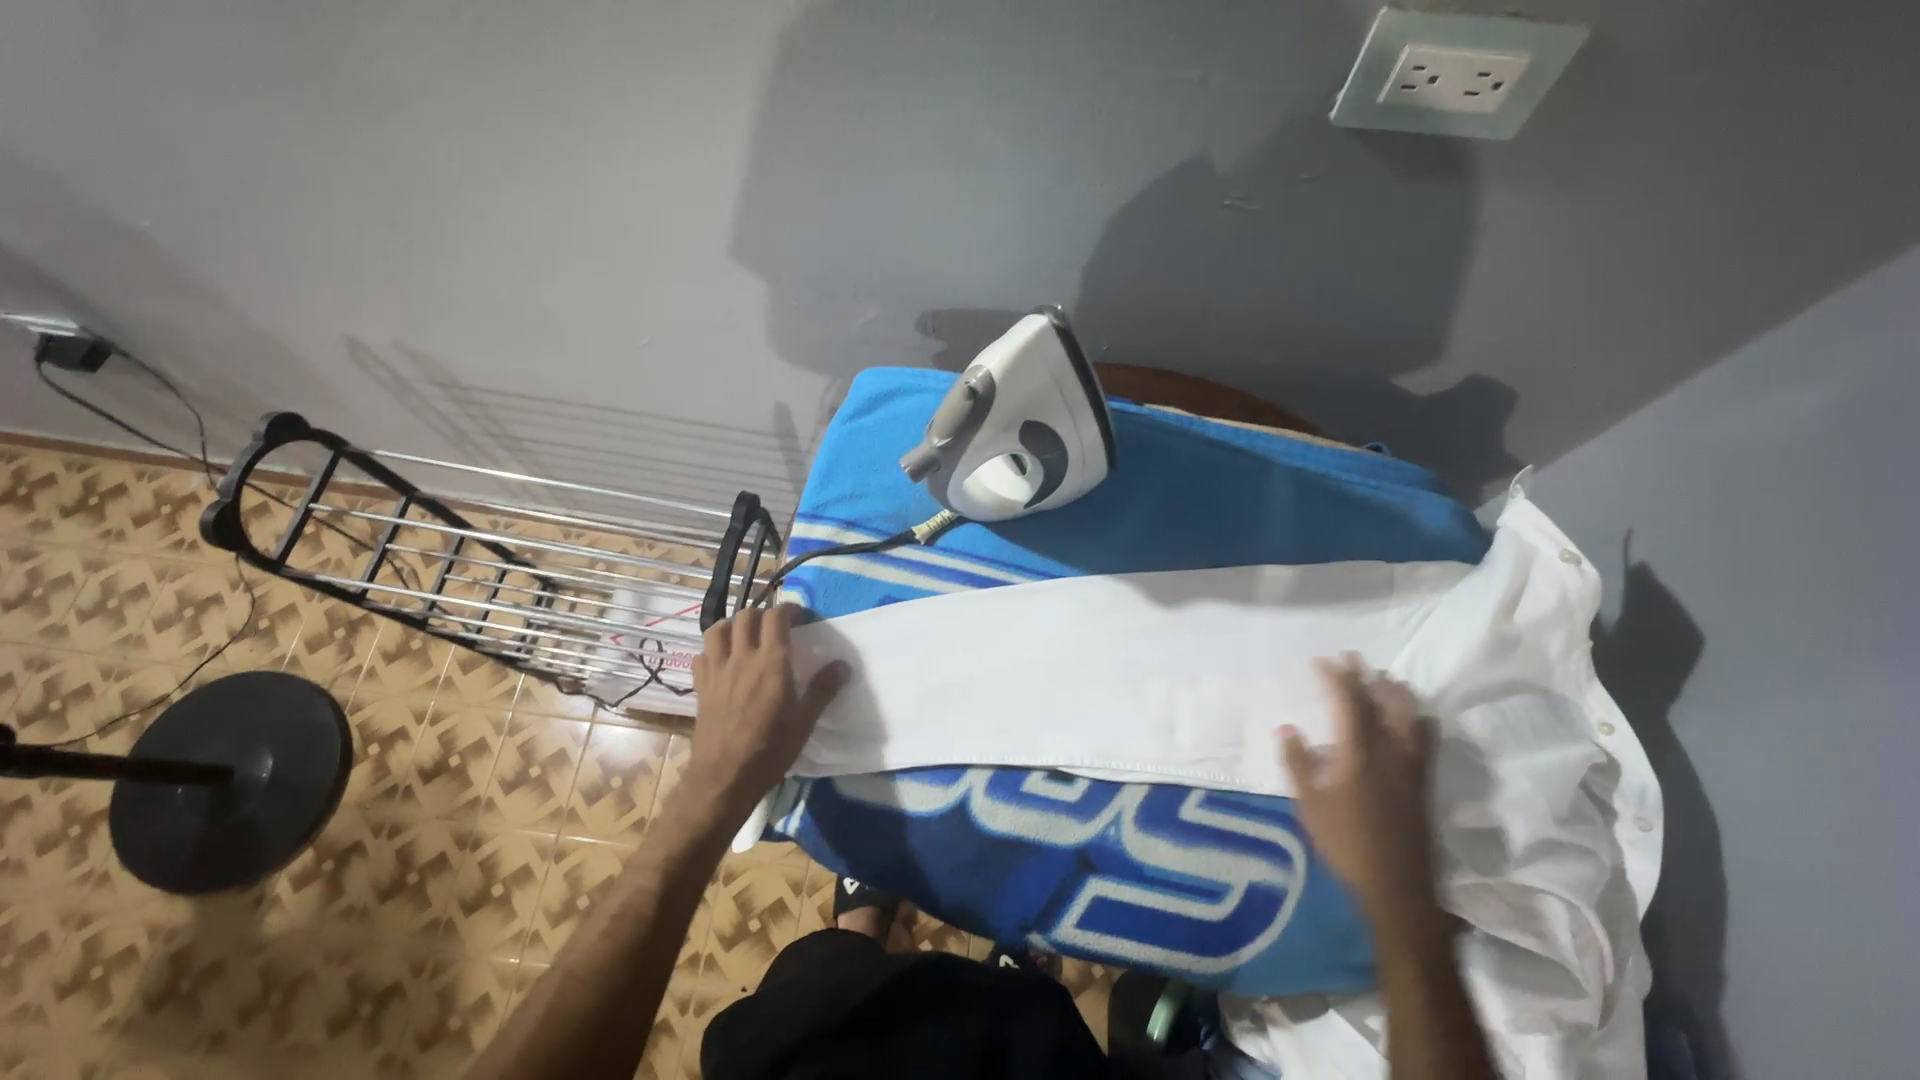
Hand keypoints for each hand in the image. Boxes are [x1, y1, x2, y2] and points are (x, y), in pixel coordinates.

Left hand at [686, 605, 850, 820]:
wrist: (724, 777)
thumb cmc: (770, 749)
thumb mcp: (805, 721)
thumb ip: (823, 689)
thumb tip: (843, 664)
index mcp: (771, 662)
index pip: (775, 617)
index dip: (788, 609)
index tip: (800, 617)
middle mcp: (741, 658)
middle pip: (746, 616)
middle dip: (762, 614)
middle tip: (775, 627)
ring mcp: (717, 671)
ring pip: (717, 629)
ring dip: (733, 625)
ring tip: (745, 636)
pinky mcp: (701, 687)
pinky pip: (702, 655)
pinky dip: (713, 650)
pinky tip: (723, 662)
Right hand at [1280, 653, 1438, 925]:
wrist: (1397, 885)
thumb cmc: (1345, 845)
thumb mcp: (1310, 805)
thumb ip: (1298, 763)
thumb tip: (1288, 727)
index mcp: (1358, 754)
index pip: (1349, 702)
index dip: (1336, 677)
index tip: (1322, 661)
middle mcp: (1390, 751)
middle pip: (1381, 701)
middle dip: (1365, 676)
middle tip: (1352, 658)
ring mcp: (1412, 765)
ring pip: (1410, 715)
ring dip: (1396, 691)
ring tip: (1385, 678)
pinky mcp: (1425, 781)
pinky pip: (1426, 736)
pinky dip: (1416, 716)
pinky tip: (1411, 717)